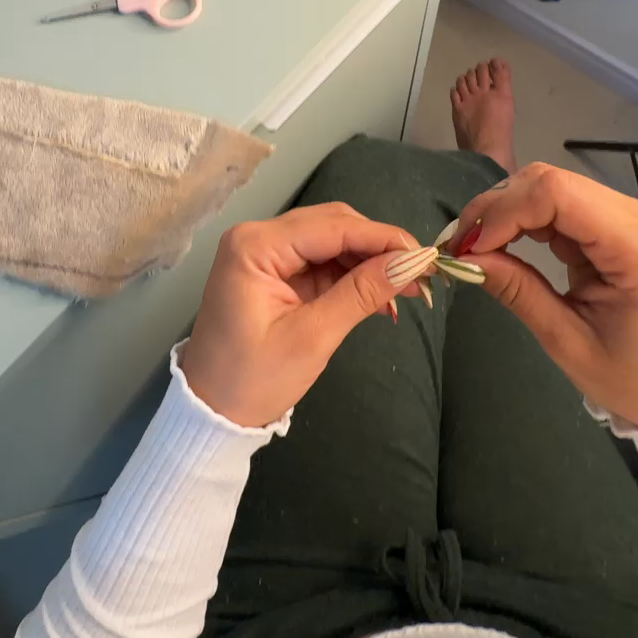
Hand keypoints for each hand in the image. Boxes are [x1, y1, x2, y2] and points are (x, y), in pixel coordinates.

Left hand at [179, 203, 419, 427]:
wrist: (211, 412)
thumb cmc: (253, 379)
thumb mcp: (312, 337)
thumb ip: (361, 292)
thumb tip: (412, 262)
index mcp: (255, 246)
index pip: (331, 226)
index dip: (382, 237)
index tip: (426, 255)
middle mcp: (257, 237)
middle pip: (332, 225)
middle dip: (378, 247)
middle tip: (421, 275)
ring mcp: (265, 253)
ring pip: (331, 240)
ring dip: (369, 261)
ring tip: (409, 289)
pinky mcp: (275, 271)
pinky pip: (321, 260)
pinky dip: (352, 274)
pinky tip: (382, 294)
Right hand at [453, 164, 637, 428]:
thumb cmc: (631, 378)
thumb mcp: (565, 341)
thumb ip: (515, 289)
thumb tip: (461, 257)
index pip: (557, 194)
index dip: (502, 211)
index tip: (466, 247)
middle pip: (550, 182)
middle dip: (496, 209)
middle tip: (461, 248)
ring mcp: (631, 214)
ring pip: (549, 186)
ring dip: (505, 212)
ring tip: (476, 248)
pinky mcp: (617, 220)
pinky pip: (558, 204)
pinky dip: (522, 219)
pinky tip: (503, 244)